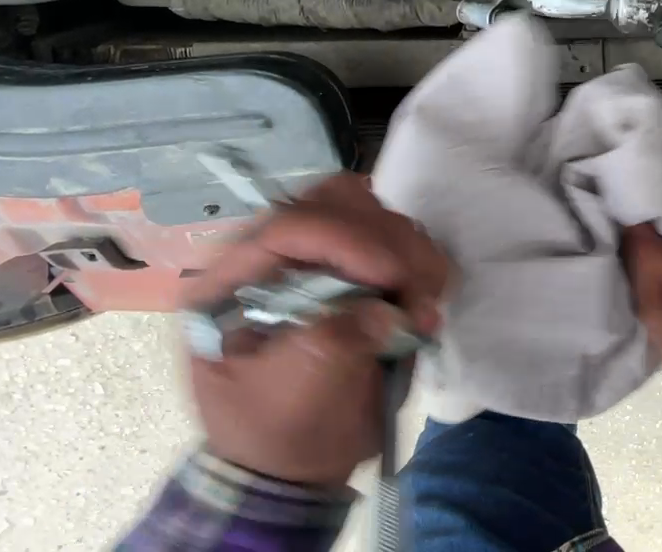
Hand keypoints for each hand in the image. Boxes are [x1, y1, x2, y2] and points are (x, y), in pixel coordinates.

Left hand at [180, 173, 449, 486]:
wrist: (302, 456)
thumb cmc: (279, 428)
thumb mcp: (290, 396)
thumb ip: (328, 345)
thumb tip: (384, 312)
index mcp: (234, 282)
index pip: (292, 226)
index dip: (348, 241)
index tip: (391, 279)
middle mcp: (277, 257)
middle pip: (342, 204)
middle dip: (388, 244)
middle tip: (412, 292)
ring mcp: (324, 257)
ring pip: (382, 216)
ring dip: (414, 257)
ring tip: (421, 310)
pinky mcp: (365, 266)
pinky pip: (407, 239)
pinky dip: (427, 265)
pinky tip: (424, 305)